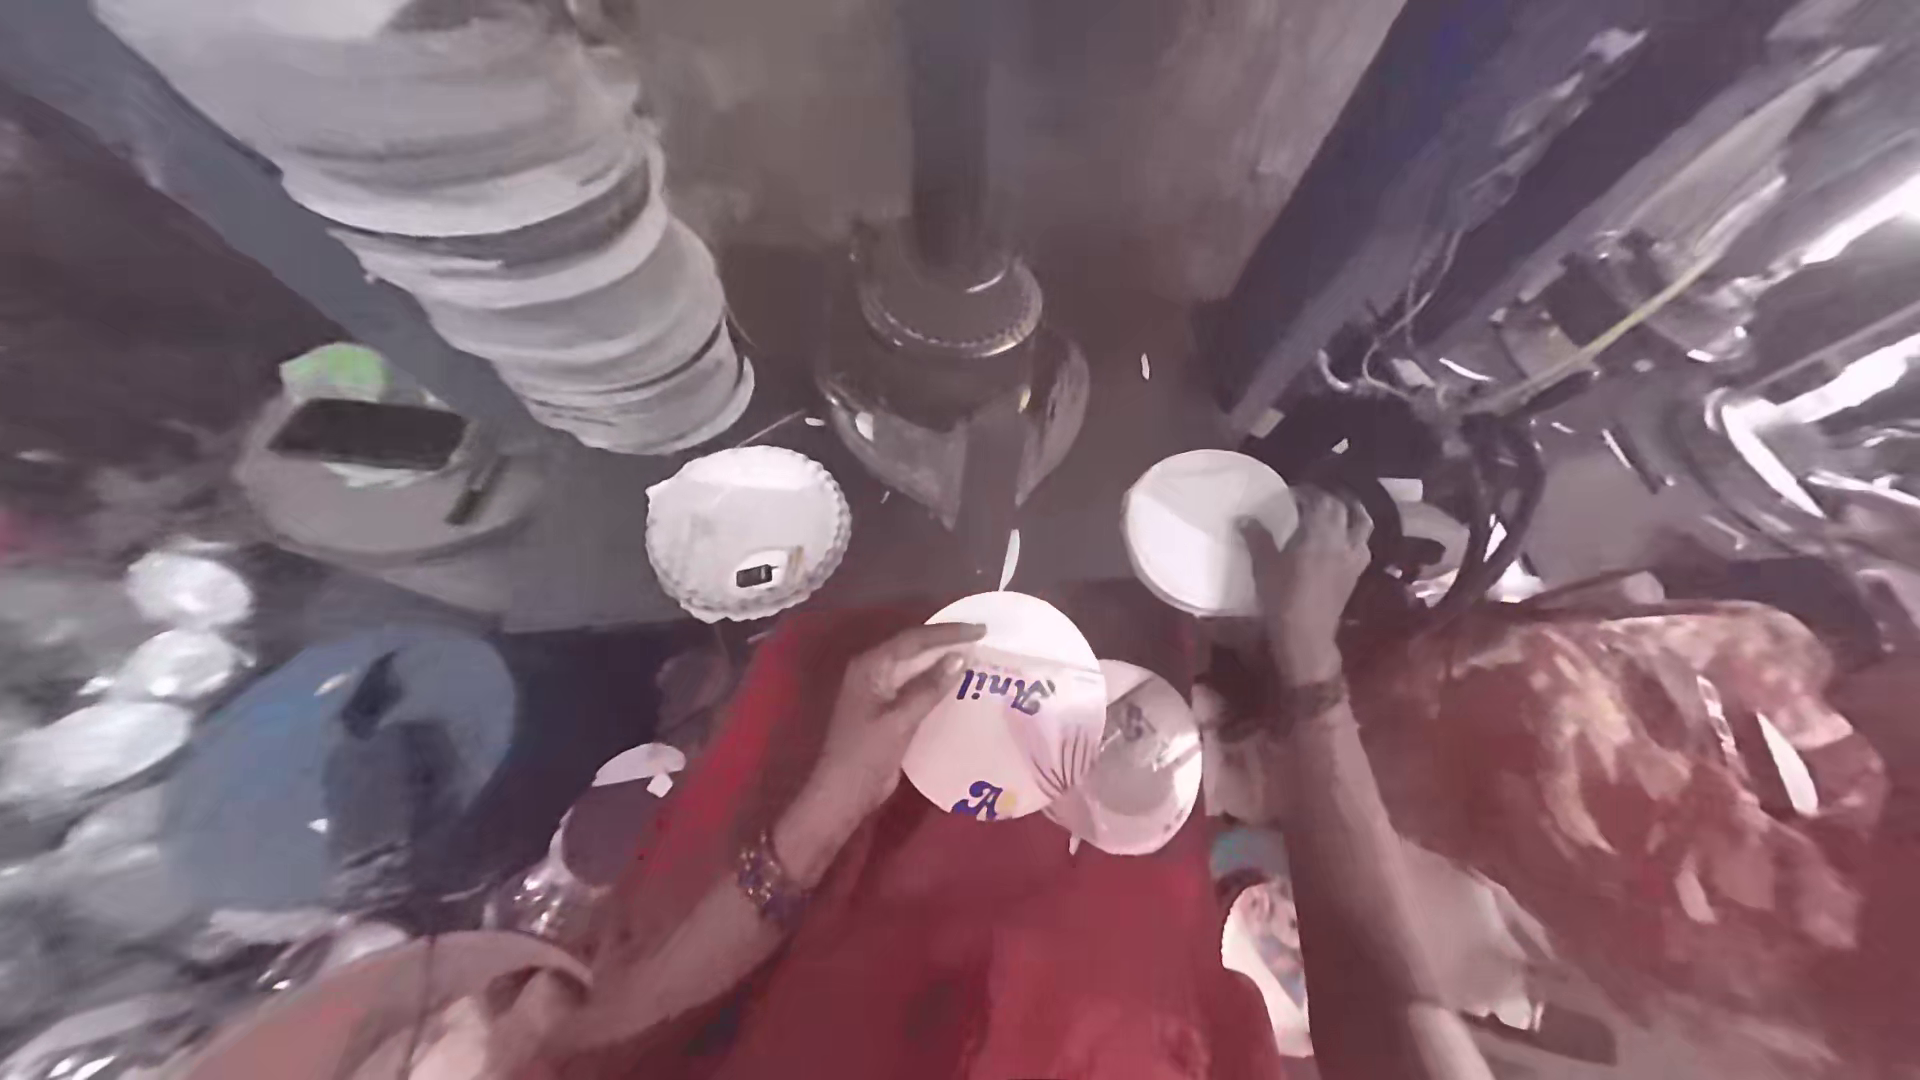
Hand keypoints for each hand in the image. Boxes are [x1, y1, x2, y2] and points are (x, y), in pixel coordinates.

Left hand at [783, 622, 985, 858]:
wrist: (843, 794)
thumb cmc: (866, 755)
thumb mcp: (900, 720)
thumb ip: (929, 687)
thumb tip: (959, 657)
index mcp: (871, 665)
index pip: (914, 639)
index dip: (948, 632)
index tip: (979, 629)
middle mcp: (874, 669)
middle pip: (914, 646)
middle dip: (946, 640)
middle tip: (981, 635)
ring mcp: (880, 688)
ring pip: (916, 664)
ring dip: (943, 658)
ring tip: (976, 651)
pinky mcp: (888, 706)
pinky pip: (916, 683)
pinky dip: (936, 679)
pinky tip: (957, 681)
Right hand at [1241, 489, 1372, 684]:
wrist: (1306, 634)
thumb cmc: (1281, 598)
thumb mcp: (1263, 566)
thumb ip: (1257, 538)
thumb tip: (1244, 517)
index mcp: (1319, 535)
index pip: (1320, 501)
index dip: (1307, 492)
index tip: (1290, 491)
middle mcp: (1342, 541)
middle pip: (1342, 508)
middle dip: (1327, 498)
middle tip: (1308, 497)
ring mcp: (1353, 557)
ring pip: (1361, 523)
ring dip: (1349, 511)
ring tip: (1335, 509)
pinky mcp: (1356, 572)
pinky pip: (1361, 543)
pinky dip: (1354, 533)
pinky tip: (1342, 538)